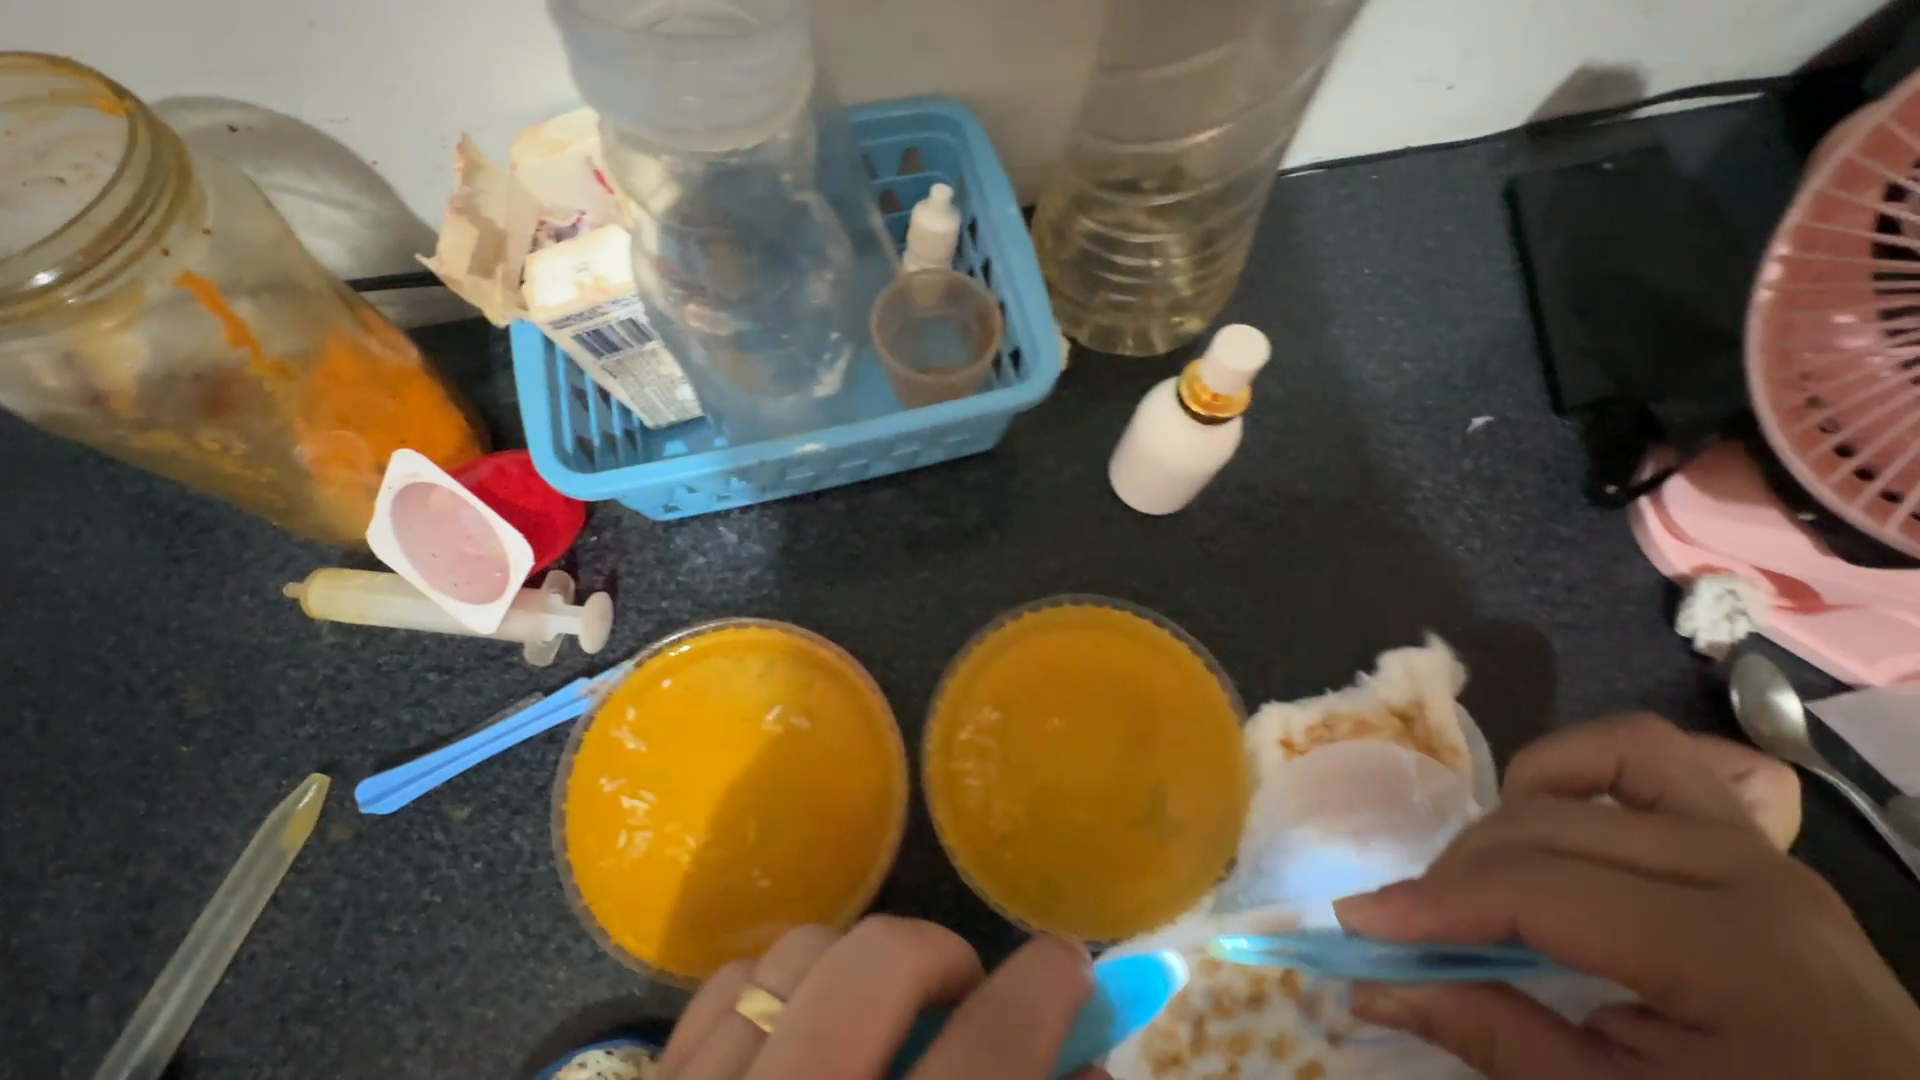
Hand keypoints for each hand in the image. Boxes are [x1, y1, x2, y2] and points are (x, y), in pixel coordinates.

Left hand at [659, 916, 1105, 1079]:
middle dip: (945, 957)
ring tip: (879, 1021)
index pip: (990, 1049)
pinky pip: (731, 985)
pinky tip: (800, 1034)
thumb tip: (1084, 1062)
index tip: (1066, 963)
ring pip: (801, 954)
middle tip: (964, 998)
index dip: (1047, 988)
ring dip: (860, 969)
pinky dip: (781, 989)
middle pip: (881, 963)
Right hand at [1333, 713, 1919, 1078]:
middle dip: (1458, 870)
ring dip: (1520, 803)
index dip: (1435, 902)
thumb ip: (1496, 1039)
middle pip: (1550, 824)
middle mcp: (1753, 874)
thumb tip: (1370, 986)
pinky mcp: (1755, 841)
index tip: (1358, 924)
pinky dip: (1580, 770)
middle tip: (1415, 927)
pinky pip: (1653, 758)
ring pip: (1605, 754)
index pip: (1542, 892)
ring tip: (1489, 871)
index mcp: (1740, 958)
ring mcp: (1761, 846)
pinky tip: (1553, 823)